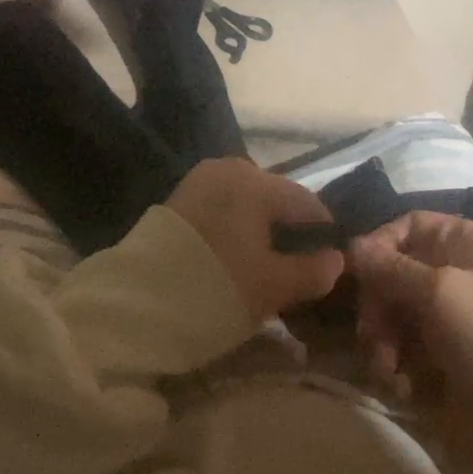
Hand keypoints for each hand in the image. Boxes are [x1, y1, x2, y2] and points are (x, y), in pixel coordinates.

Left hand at [166, 158, 344, 320]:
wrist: (136, 304)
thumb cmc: (217, 288)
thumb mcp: (274, 287)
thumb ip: (313, 271)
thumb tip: (336, 259)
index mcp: (257, 181)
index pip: (308, 205)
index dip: (323, 238)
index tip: (327, 271)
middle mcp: (230, 169)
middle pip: (276, 203)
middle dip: (289, 237)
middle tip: (293, 278)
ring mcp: (200, 182)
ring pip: (248, 208)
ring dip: (260, 236)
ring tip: (262, 276)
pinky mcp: (179, 201)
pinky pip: (223, 213)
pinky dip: (235, 235)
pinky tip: (234, 266)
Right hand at [350, 212, 472, 448]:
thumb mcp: (440, 294)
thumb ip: (390, 268)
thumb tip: (351, 246)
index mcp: (470, 243)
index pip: (410, 225)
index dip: (379, 246)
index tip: (353, 279)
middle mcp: (465, 275)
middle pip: (400, 273)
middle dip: (379, 305)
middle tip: (370, 338)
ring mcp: (463, 321)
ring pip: (403, 317)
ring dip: (386, 343)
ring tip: (389, 374)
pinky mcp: (460, 364)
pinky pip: (417, 354)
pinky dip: (405, 370)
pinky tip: (407, 391)